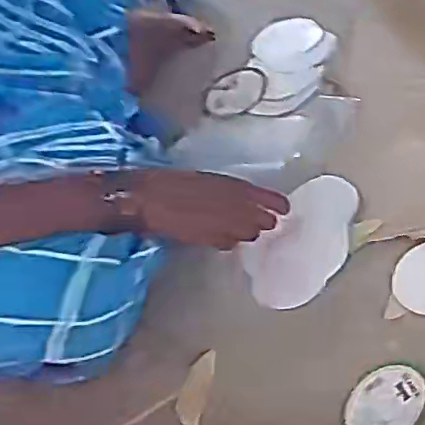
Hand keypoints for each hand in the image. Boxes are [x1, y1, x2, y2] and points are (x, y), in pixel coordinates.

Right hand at [115, 169, 286, 248]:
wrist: (145, 198)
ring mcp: (235, 227)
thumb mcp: (214, 181)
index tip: (277, 211)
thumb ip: (238, 193)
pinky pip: (232, 243)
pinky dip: (224, 240)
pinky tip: (210, 232)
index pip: (280, 204)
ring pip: (252, 235)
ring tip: (223, 225)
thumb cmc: (173, 183)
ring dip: (242, 232)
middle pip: (270, 223)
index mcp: (245, 190)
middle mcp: (247, 210)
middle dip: (259, 222)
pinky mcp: (219, 241)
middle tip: (244, 219)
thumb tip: (252, 203)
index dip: (279, 209)